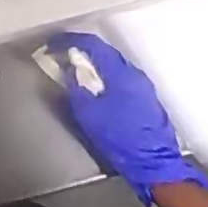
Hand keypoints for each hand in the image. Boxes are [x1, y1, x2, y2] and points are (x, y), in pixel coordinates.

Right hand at [55, 31, 207, 205]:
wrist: (155, 166)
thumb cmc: (118, 137)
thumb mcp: (87, 112)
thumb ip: (76, 85)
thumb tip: (70, 67)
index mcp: (120, 73)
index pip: (93, 44)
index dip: (70, 40)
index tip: (53, 44)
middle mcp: (135, 74)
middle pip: (105, 51)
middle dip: (82, 49)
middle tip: (62, 54)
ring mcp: (145, 86)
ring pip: (115, 63)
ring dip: (95, 62)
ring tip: (77, 68)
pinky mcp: (148, 98)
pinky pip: (122, 76)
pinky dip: (106, 73)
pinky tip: (97, 84)